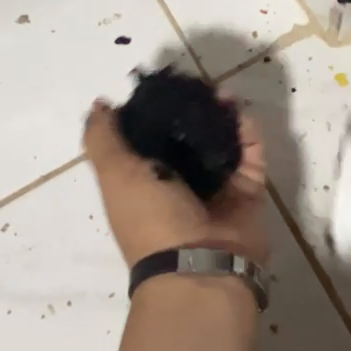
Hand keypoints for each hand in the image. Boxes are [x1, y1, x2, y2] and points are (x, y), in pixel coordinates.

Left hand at [83, 99, 269, 265]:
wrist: (199, 265)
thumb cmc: (150, 218)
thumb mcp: (114, 174)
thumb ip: (103, 138)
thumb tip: (99, 104)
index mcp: (144, 182)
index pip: (148, 137)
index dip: (153, 110)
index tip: (162, 85)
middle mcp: (180, 182)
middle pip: (188, 136)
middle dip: (192, 109)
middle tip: (197, 84)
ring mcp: (217, 186)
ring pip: (221, 140)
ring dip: (222, 115)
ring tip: (222, 93)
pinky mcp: (248, 189)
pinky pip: (251, 154)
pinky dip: (248, 132)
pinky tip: (241, 112)